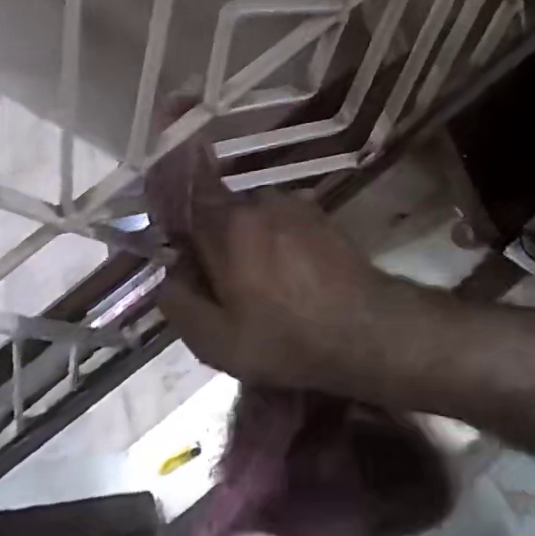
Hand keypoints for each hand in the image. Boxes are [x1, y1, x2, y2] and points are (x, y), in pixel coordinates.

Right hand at [149, 151, 410, 392]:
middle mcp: (260, 201)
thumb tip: (169, 274)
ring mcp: (295, 204)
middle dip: (215, 241)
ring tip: (263, 286)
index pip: (187, 195)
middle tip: (222, 285)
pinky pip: (283, 221)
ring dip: (249, 242)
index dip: (176, 212)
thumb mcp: (215, 340)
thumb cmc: (284, 338)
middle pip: (222, 212)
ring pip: (254, 217)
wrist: (364, 328)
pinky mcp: (321, 214)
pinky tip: (291, 278)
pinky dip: (278, 241)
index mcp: (228, 225)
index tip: (176, 242)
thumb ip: (178, 302)